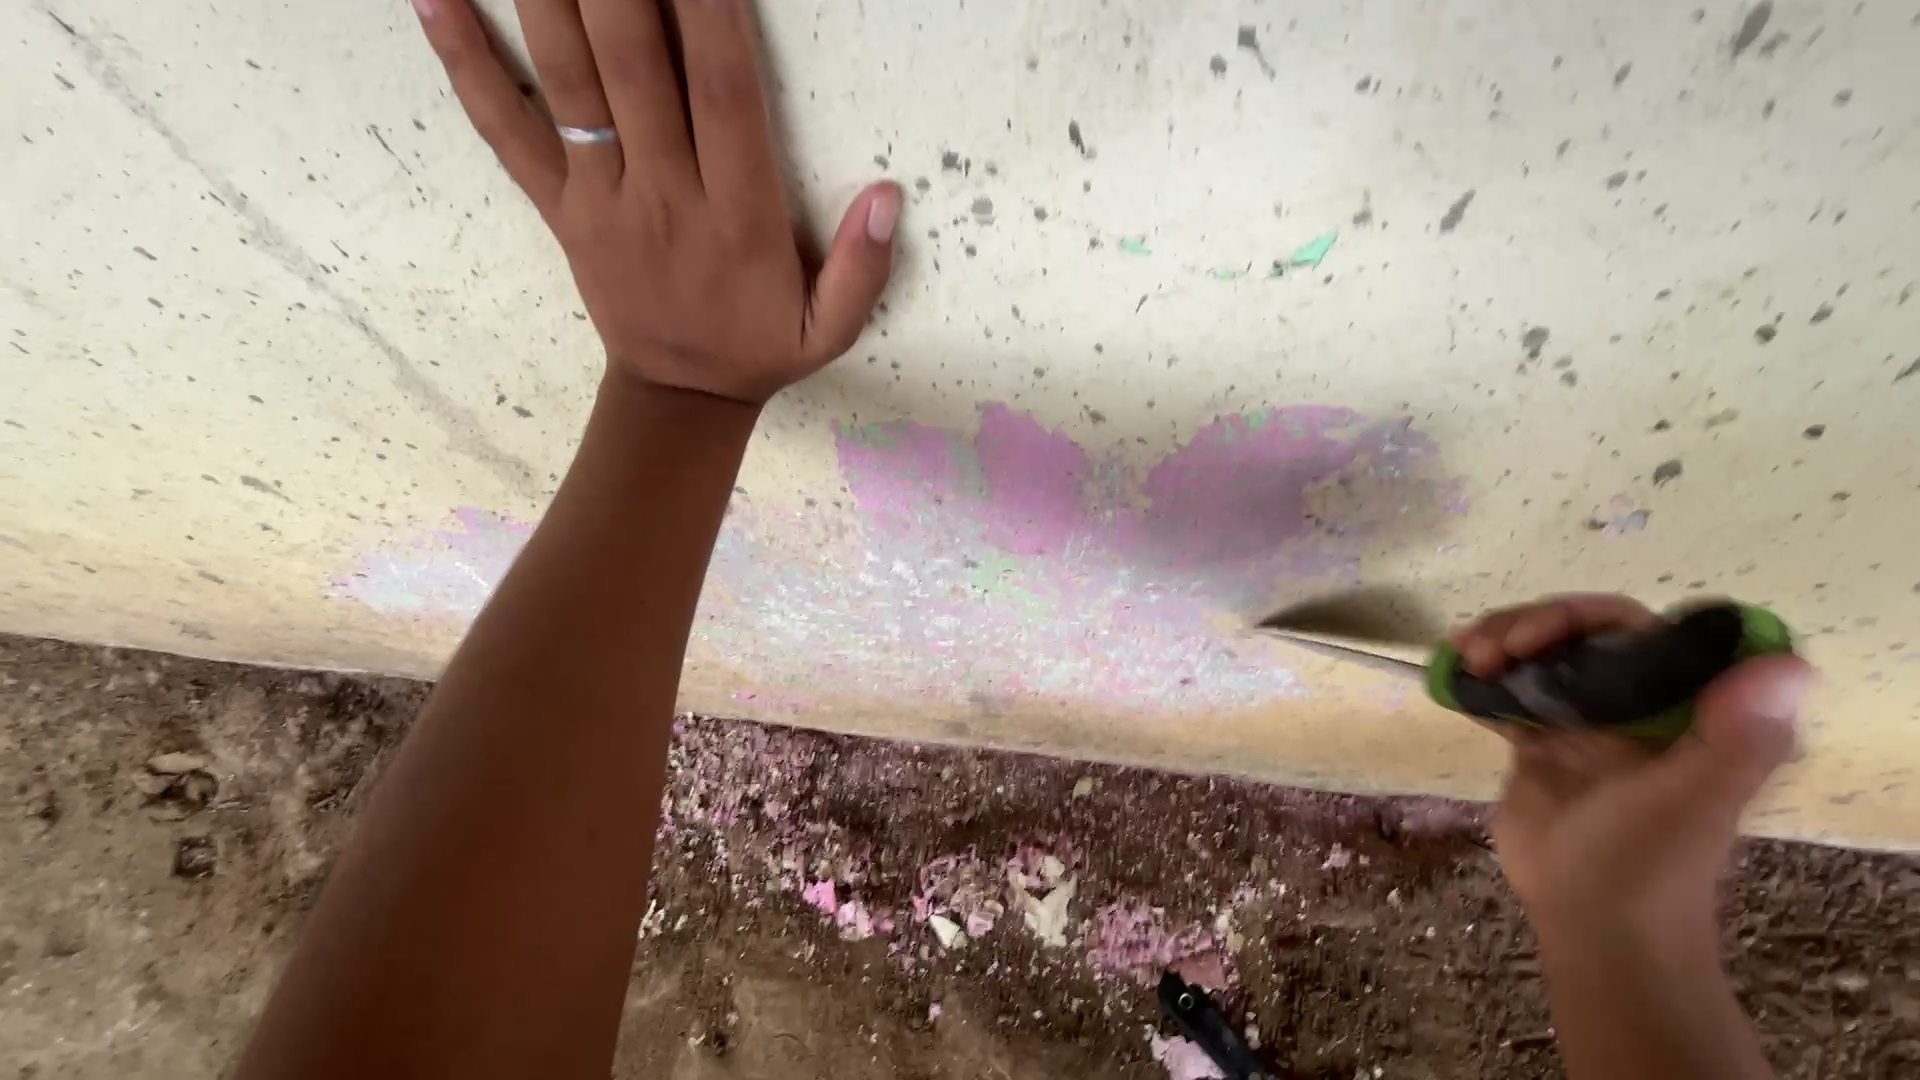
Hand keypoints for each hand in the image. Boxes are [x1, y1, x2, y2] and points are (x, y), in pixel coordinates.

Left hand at [413, 0, 901, 403]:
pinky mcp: (562, 212)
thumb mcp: (830, 332)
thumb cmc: (759, 350)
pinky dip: (465, 64)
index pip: (724, 97)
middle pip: (635, 67)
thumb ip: (863, 270)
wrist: (680, 397)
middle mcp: (666, 198)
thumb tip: (889, 195)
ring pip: (569, 82)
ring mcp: (604, 202)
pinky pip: (507, 133)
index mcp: (739, 221)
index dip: (711, 14)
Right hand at [1453, 594, 1811, 939]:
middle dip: (1522, 628)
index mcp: (1676, 708)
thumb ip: (1736, 737)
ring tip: (1462, 658)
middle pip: (1572, 636)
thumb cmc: (1645, 862)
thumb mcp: (1693, 800)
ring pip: (1535, 659)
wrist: (1592, 922)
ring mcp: (1579, 725)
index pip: (1630, 631)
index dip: (1577, 618)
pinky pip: (1505, 696)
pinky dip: (1476, 680)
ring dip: (1494, 645)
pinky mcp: (1536, 747)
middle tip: (1483, 651)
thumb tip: (1787, 664)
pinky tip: (1451, 676)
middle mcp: (1630, 706)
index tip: (1532, 638)